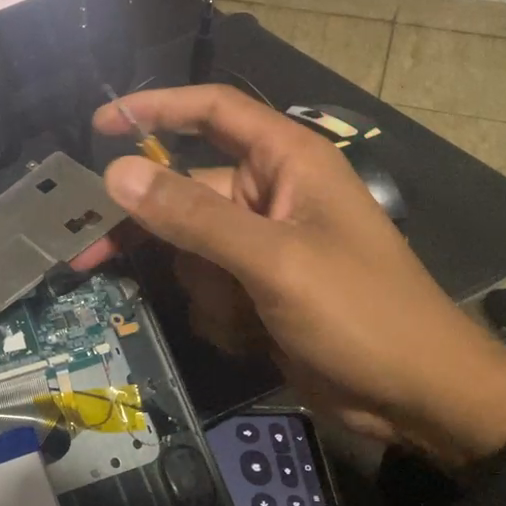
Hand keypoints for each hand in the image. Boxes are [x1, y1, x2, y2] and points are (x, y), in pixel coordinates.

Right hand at [76, 86, 505, 467]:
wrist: (416, 396)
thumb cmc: (360, 313)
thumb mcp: (273, 260)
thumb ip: (193, 216)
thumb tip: (116, 173)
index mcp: (286, 162)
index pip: (212, 111)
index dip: (154, 109)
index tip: (99, 127)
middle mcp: (269, 195)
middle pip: (184, 194)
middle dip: (153, 233)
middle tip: (90, 256)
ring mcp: (262, 247)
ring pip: (188, 250)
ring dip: (201, 288)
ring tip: (241, 316)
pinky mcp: (257, 291)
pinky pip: (206, 289)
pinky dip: (217, 314)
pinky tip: (253, 336)